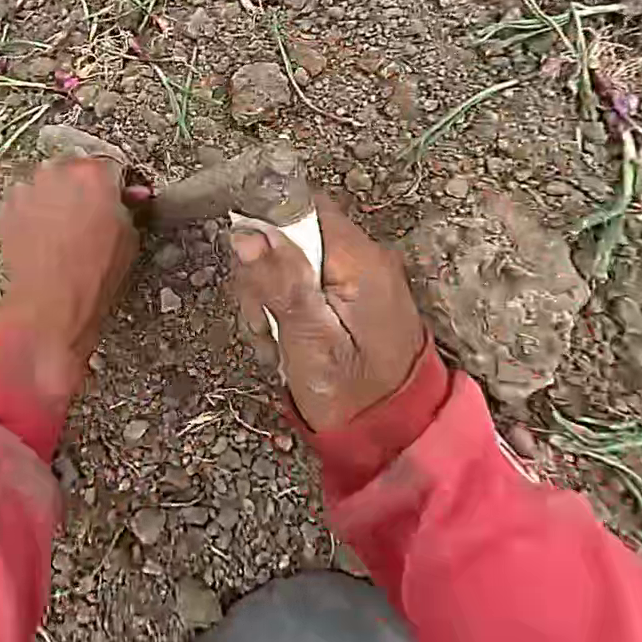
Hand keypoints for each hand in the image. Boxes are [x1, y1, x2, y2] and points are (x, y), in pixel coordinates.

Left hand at [0, 156, 139, 391]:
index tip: (119, 198)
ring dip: (56, 198)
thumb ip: (127, 207)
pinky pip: (26, 202)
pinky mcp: (7, 210)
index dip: (116, 184)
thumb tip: (129, 198)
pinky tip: (45, 237)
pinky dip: (34, 213)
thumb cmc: (94, 271)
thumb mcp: (128, 236)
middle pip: (75, 170)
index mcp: (94, 174)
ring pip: (48, 185)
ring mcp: (29, 190)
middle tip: (93, 215)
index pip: (111, 165)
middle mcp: (59, 173)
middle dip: (83, 188)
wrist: (52, 301)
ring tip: (66, 230)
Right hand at [229, 196, 425, 430]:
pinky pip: (309, 279)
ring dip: (273, 293)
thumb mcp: (310, 342)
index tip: (251, 267)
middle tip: (263, 319)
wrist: (392, 435)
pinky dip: (290, 304)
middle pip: (295, 232)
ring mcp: (361, 273)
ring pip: (295, 257)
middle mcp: (365, 256)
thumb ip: (282, 284)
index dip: (267, 226)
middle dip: (266, 272)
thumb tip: (249, 234)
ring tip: (276, 337)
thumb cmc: (353, 395)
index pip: (303, 206)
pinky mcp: (354, 291)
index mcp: (358, 260)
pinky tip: (288, 337)